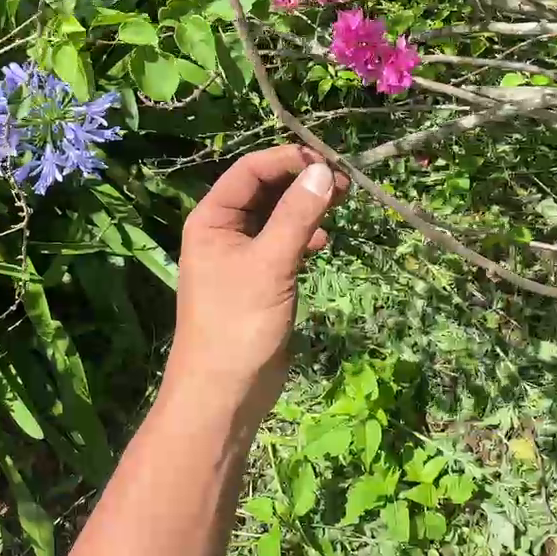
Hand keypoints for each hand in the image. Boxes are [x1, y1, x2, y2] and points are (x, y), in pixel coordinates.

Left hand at [165, 146, 348, 420]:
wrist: (223, 395)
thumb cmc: (237, 324)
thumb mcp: (271, 264)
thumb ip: (297, 215)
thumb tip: (323, 170)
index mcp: (212, 218)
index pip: (250, 170)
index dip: (288, 159)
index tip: (328, 160)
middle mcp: (223, 230)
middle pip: (266, 189)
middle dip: (301, 181)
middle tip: (344, 183)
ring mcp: (241, 254)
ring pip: (277, 215)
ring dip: (306, 206)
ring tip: (341, 204)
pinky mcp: (259, 277)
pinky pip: (283, 242)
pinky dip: (304, 235)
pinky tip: (323, 242)